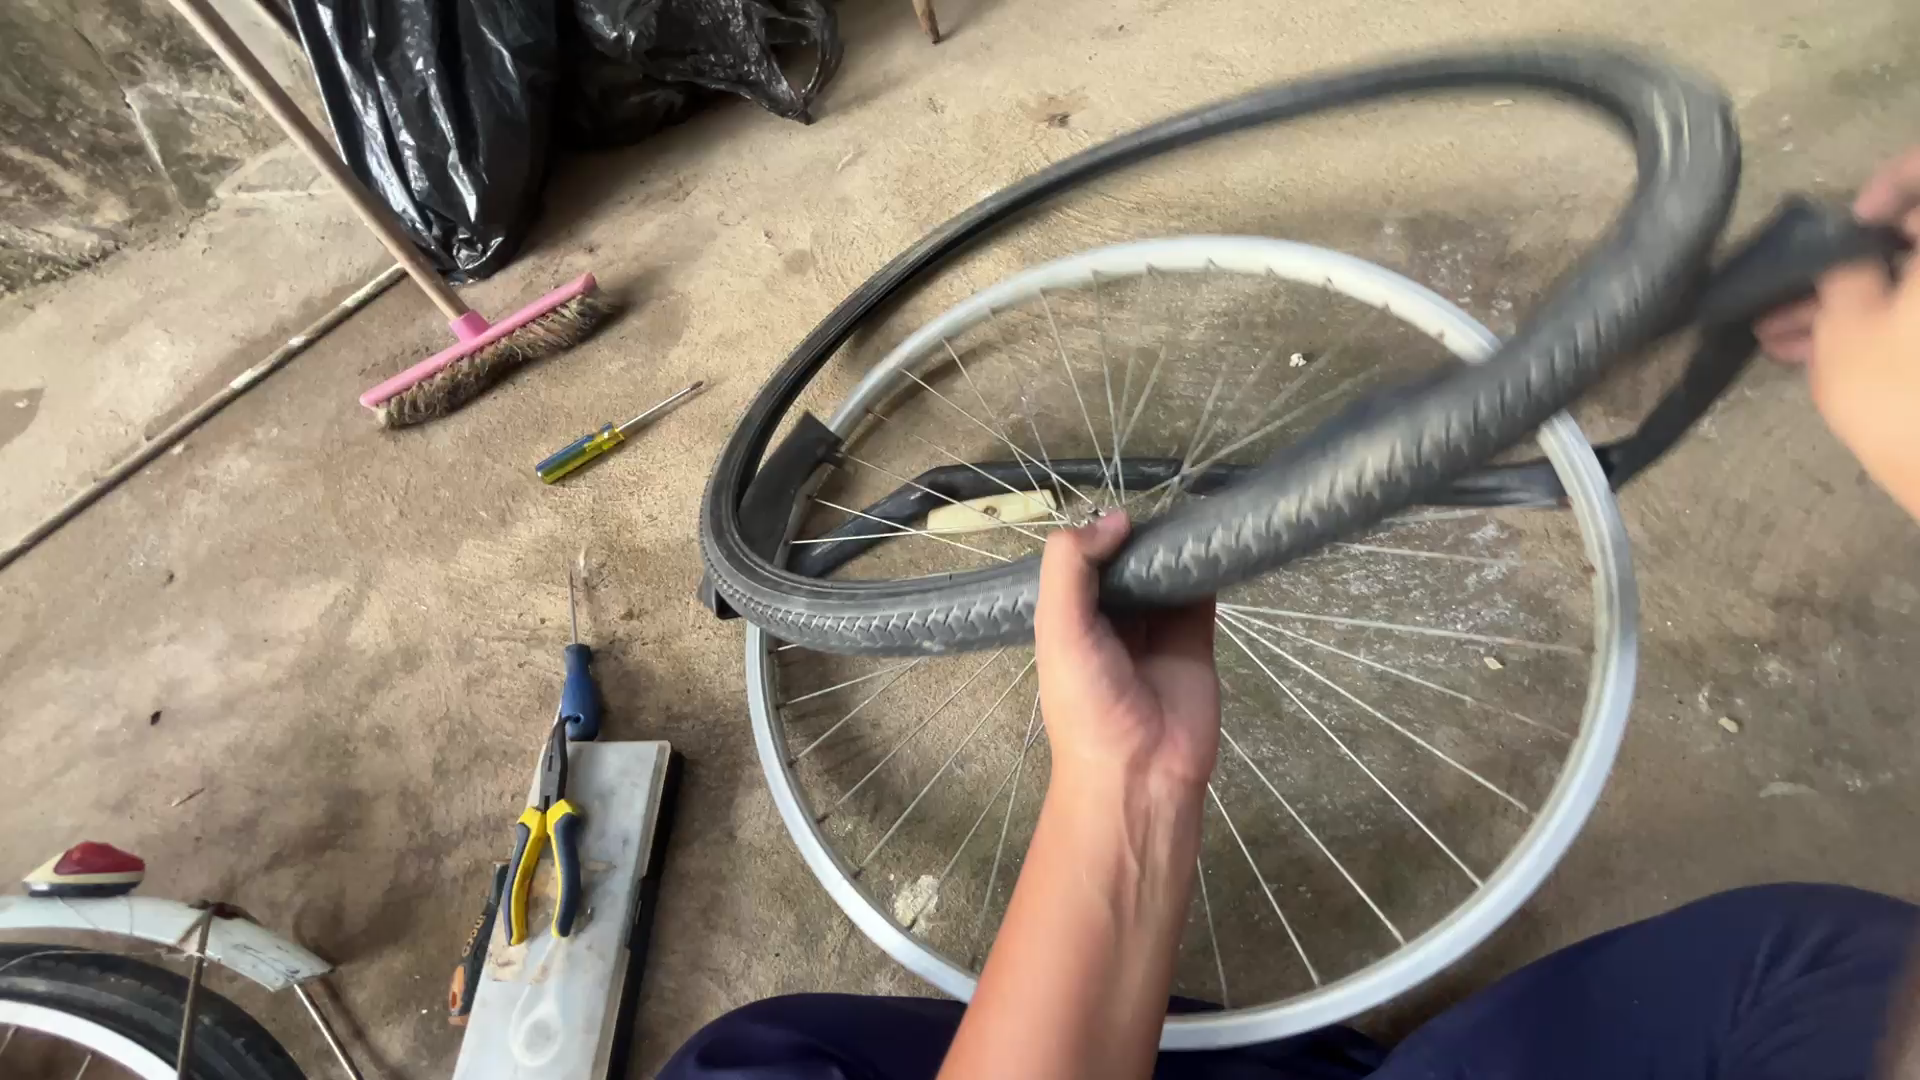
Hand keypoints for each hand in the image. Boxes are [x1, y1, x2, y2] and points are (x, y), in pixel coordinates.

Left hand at [1034, 511, 1220, 796]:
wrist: (1139, 772)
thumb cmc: (1087, 700)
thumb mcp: (1060, 627)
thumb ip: (1071, 567)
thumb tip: (1116, 519)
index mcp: (1069, 616)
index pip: (1081, 563)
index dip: (1097, 535)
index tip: (1121, 509)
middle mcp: (1109, 618)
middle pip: (1125, 563)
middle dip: (1139, 537)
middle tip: (1164, 498)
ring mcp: (1153, 629)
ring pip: (1163, 573)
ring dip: (1173, 546)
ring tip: (1191, 507)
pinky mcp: (1194, 640)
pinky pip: (1200, 595)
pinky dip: (1206, 568)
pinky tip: (1213, 538)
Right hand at [1756, 149, 1919, 364]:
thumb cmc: (1897, 384)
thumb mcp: (1846, 322)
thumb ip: (1847, 270)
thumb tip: (1853, 249)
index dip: (1900, 181)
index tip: (1854, 218)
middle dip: (1854, 260)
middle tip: (1794, 294)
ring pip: (1914, 281)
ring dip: (1851, 299)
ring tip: (1782, 336)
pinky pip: (1916, 314)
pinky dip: (1877, 322)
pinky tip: (1817, 350)